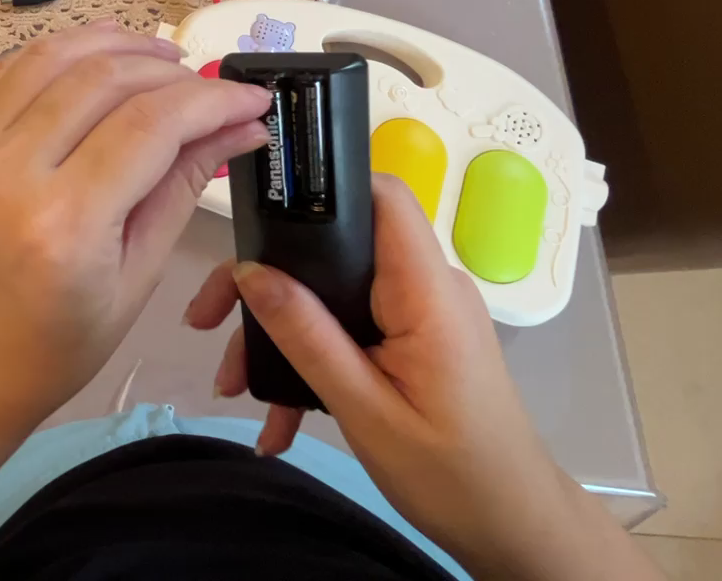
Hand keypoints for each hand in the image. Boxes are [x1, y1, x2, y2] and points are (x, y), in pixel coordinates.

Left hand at [0, 20, 271, 448]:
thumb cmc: (57, 345)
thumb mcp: (137, 278)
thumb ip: (182, 188)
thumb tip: (240, 126)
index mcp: (65, 223)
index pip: (151, 125)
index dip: (212, 100)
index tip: (252, 98)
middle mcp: (10, 171)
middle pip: (102, 79)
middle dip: (169, 69)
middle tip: (209, 82)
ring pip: (51, 57)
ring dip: (113, 43)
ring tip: (160, 54)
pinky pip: (10, 71)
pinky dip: (58, 51)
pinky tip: (95, 56)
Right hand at [184, 176, 655, 579]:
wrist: (515, 533)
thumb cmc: (454, 476)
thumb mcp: (367, 411)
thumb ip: (308, 336)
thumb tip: (248, 271)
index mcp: (425, 291)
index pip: (380, 197)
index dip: (322, 187)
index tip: (255, 213)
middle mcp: (421, 286)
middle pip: (329, 246)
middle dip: (260, 279)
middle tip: (206, 319)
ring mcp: (413, 310)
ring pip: (324, 289)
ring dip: (273, 330)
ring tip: (231, 383)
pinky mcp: (405, 335)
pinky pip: (341, 323)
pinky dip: (303, 356)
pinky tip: (273, 414)